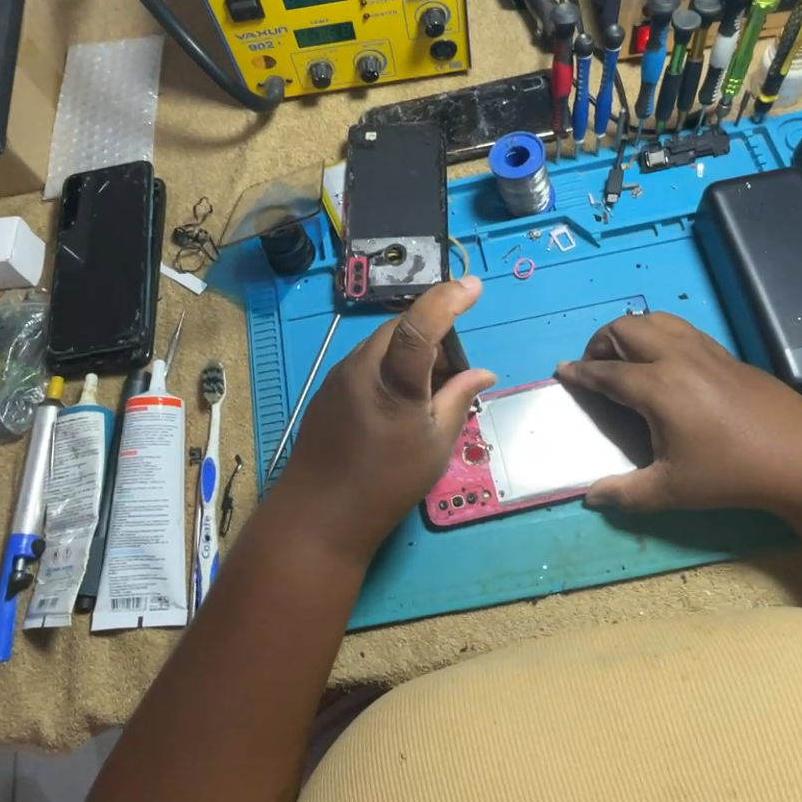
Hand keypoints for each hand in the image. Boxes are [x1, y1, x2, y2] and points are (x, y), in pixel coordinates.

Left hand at [274, 278, 496, 562]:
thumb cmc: (387, 484)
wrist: (319, 514)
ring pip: (382, 344)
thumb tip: (483, 373)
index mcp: (393, 382)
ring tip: (430, 393)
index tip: (473, 286)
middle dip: (434, 335)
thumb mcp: (435, 445)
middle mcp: (361, 367)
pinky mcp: (328, 389)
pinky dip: (390, 366)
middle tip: (455, 372)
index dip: (448, 299)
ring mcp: (339, 376)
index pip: (420, 325)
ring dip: (411, 352)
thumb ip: (459, 399)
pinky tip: (398, 403)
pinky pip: (366, 362)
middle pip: (402, 329)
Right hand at [555, 313, 801, 513]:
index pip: (606, 372)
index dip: (580, 373)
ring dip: (631, 332)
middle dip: (601, 342)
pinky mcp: (727, 354)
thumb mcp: (673, 490)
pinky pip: (681, 328)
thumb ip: (626, 493)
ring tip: (626, 357)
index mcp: (657, 387)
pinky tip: (665, 360)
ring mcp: (705, 351)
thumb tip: (591, 497)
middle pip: (626, 329)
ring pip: (656, 319)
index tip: (562, 371)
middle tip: (596, 367)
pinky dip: (659, 333)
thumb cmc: (733, 474)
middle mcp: (676, 358)